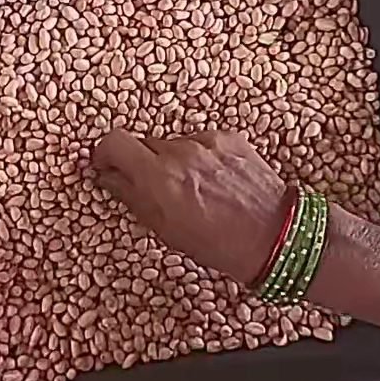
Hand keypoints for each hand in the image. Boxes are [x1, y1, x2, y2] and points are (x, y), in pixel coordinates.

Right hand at [91, 129, 290, 285]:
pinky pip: (200, 142)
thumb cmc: (218, 243)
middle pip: (144, 144)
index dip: (104, 152)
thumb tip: (106, 177)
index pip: (114, 142)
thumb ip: (131, 196)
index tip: (105, 164)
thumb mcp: (165, 229)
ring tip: (193, 191)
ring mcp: (207, 141)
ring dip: (173, 162)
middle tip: (155, 189)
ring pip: (173, 144)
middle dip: (142, 163)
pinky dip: (200, 157)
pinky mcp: (228, 137)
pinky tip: (214, 182)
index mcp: (159, 177)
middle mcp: (181, 151)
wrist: (275, 235)